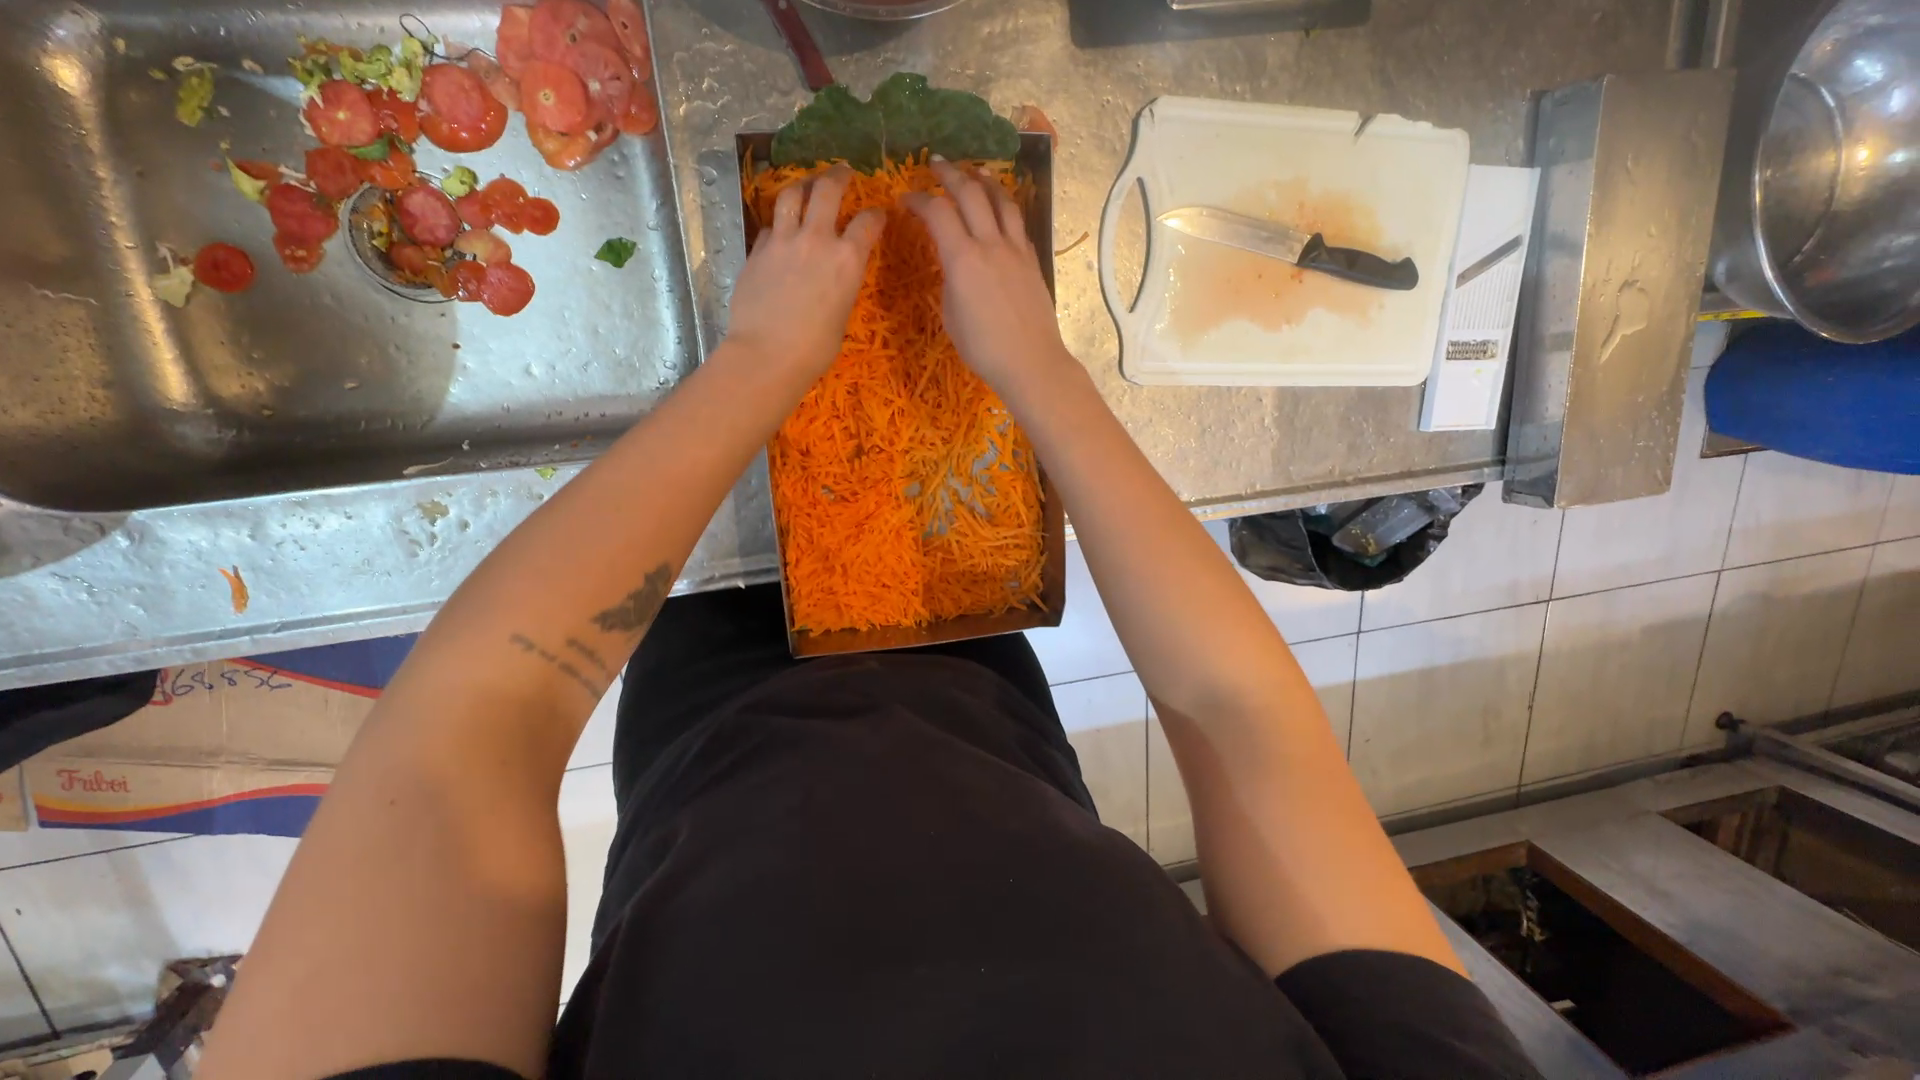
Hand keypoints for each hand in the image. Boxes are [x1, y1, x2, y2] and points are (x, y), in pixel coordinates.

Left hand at [725, 165, 884, 376]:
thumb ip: (841, 283)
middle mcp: (817, 240)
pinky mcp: (757, 250)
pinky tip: (781, 230)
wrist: (766, 356)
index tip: (877, 215)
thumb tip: (834, 274)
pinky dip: (779, 223)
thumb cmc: (814, 349)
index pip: (868, 222)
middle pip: (827, 189)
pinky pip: (770, 226)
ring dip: (803, 185)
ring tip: (807, 185)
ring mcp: (783, 242)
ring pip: (792, 195)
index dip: (876, 215)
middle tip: (842, 173)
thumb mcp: (842, 314)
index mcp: (848, 260)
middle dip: (838, 175)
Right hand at [904, 159, 1073, 393]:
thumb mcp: (950, 315)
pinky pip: (1016, 222)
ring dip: (983, 181)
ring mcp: (1014, 249)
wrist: (1030, 361)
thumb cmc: (982, 348)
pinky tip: (1000, 207)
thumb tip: (952, 264)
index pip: (937, 212)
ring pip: (1000, 200)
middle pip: (970, 193)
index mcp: (962, 259)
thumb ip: (949, 279)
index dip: (918, 199)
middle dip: (950, 174)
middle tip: (936, 164)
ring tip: (974, 173)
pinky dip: (1004, 206)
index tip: (906, 200)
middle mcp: (989, 244)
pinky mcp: (1031, 259)